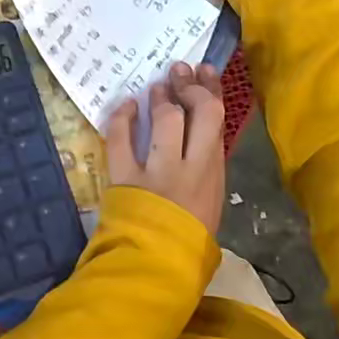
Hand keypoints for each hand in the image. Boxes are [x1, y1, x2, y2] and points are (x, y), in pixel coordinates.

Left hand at [104, 61, 225, 235]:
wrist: (159, 266)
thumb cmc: (188, 241)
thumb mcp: (210, 204)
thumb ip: (207, 171)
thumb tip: (200, 140)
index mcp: (213, 173)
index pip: (217, 121)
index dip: (212, 91)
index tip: (207, 73)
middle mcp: (191, 166)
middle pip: (199, 112)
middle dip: (189, 86)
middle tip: (178, 72)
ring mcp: (158, 170)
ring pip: (164, 119)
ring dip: (160, 97)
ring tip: (156, 86)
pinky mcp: (126, 178)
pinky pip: (121, 139)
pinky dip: (122, 118)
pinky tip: (126, 105)